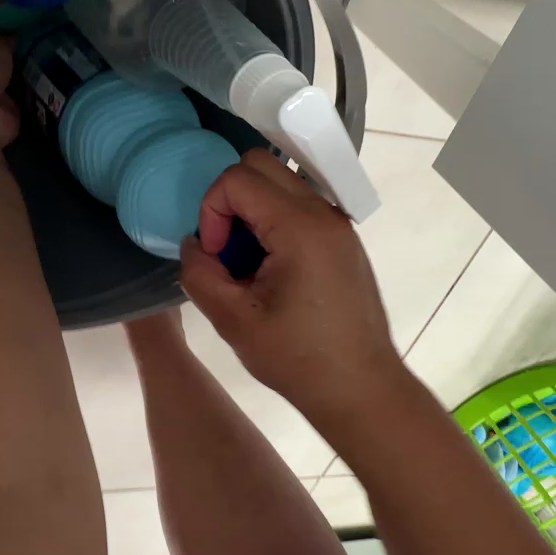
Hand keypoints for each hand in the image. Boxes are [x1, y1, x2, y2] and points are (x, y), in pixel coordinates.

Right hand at [179, 151, 400, 417]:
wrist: (361, 389)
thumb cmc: (298, 359)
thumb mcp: (233, 321)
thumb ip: (200, 274)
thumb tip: (194, 245)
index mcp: (300, 227)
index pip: (237, 179)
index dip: (212, 211)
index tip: (217, 257)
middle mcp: (323, 212)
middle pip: (260, 165)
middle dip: (229, 200)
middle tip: (228, 251)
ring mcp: (338, 223)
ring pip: (280, 182)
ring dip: (251, 210)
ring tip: (249, 263)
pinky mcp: (342, 238)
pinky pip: (298, 204)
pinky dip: (273, 220)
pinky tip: (271, 269)